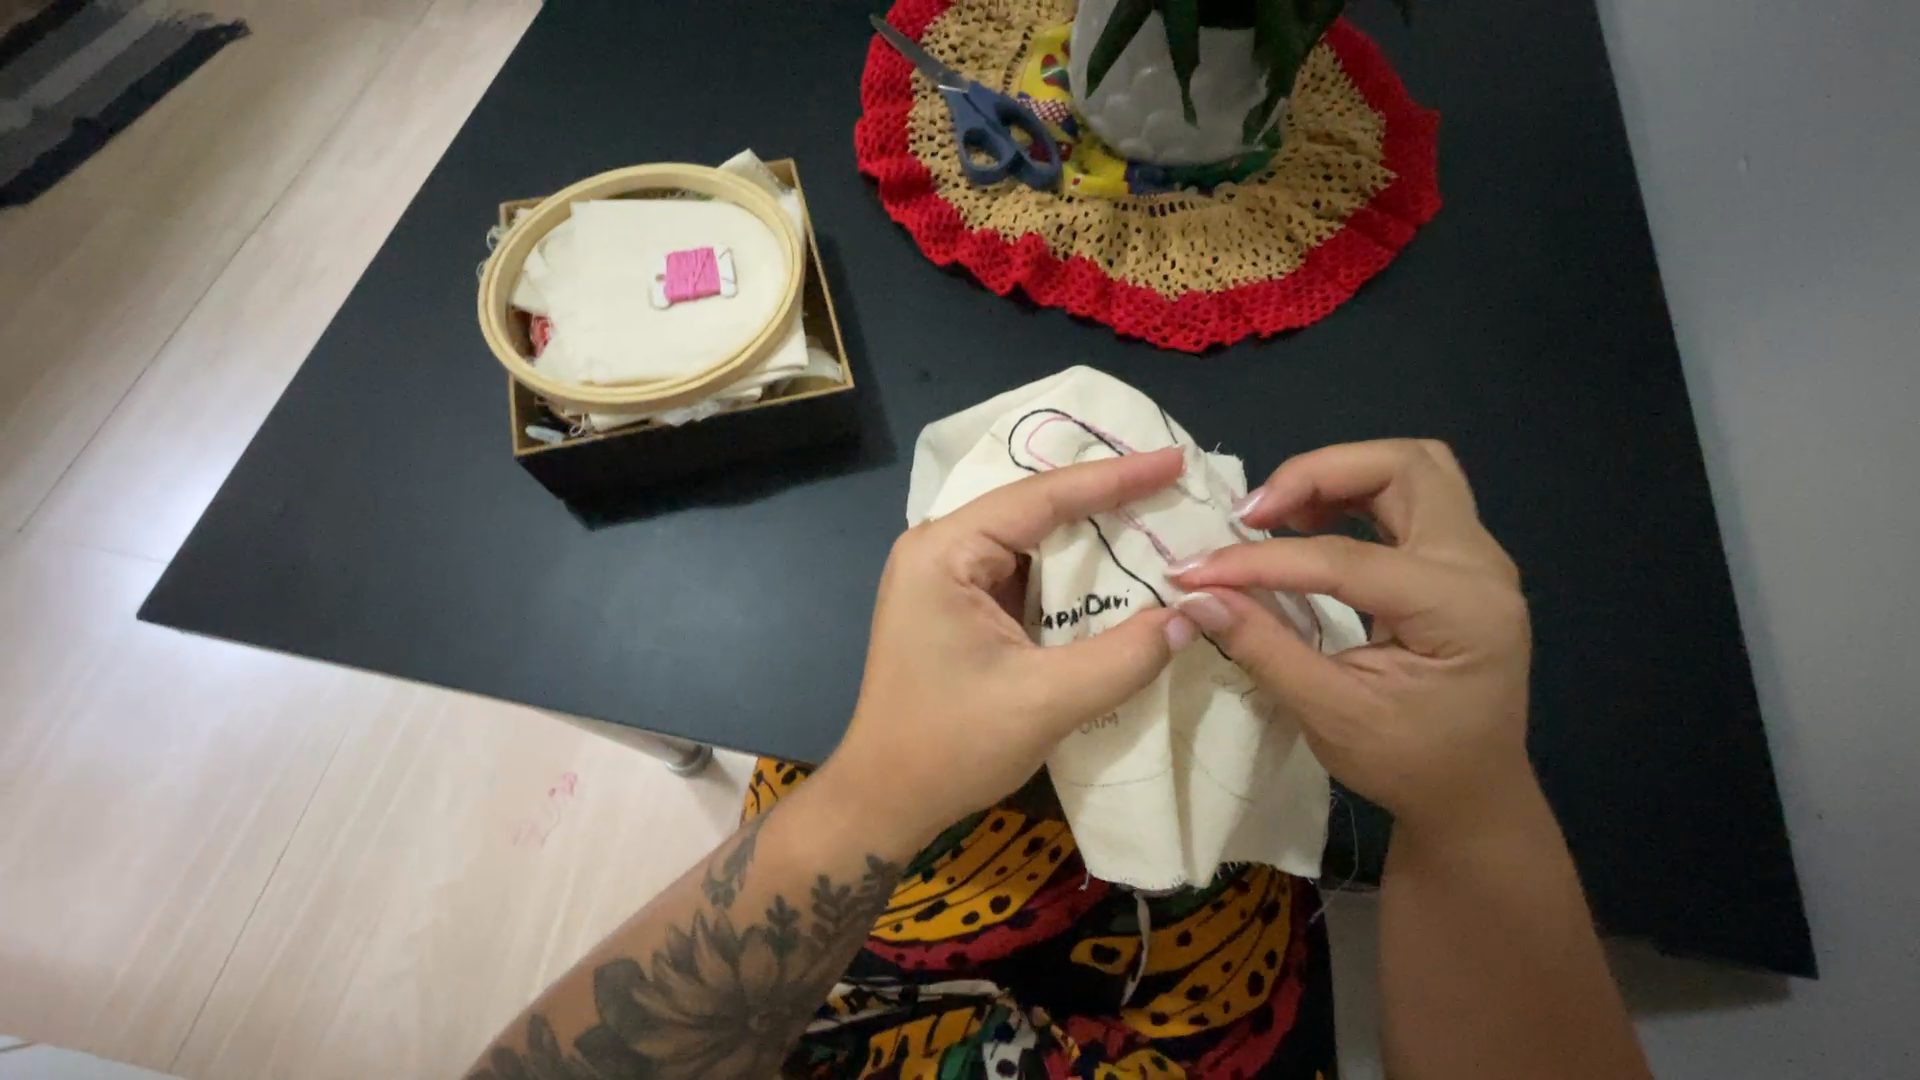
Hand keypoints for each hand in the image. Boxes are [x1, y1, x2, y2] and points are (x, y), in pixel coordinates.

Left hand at [821, 447, 1198, 851]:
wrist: (886, 797)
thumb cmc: (950, 747)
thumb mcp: (1046, 700)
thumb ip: (1126, 656)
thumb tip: (1192, 614)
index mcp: (944, 551)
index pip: (1041, 498)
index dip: (1114, 478)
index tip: (1174, 460)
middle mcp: (939, 549)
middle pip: (1034, 509)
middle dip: (1104, 500)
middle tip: (1174, 486)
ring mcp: (945, 576)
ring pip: (1030, 540)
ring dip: (1090, 537)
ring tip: (1157, 520)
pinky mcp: (956, 604)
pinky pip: (1022, 572)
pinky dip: (1069, 574)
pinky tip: (1115, 572)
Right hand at [1167, 440, 1534, 837]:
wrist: (1472, 794)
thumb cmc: (1409, 763)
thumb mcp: (1328, 713)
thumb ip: (1262, 646)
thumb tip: (1194, 596)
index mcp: (1458, 610)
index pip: (1345, 558)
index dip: (1261, 560)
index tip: (1196, 570)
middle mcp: (1480, 566)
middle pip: (1404, 466)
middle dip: (1317, 475)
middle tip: (1253, 515)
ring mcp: (1475, 557)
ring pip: (1411, 468)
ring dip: (1338, 476)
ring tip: (1279, 514)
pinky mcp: (1457, 561)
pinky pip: (1410, 494)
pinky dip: (1353, 493)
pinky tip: (1310, 526)